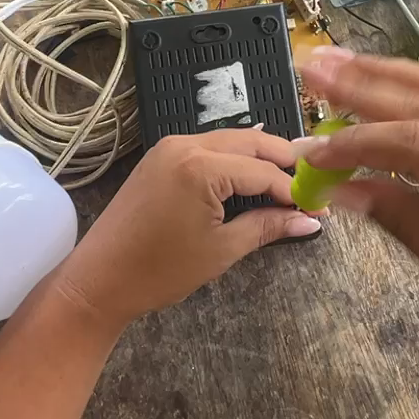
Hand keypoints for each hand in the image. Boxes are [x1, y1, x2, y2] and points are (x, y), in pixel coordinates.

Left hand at [49, 129, 321, 329]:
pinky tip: (247, 177)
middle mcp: (187, 144)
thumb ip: (267, 227)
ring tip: (284, 182)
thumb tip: (309, 222)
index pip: (263, 171)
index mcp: (202, 167)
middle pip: (249, 141)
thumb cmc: (160, 270)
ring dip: (258, 156)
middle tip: (309, 185)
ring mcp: (170, 146)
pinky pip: (208, 146)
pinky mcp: (161, 155)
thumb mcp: (221, 250)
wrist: (100, 278)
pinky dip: (232, 158)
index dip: (294, 190)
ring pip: (229, 140)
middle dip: (282, 160)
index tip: (319, 207)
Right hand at [294, 46, 418, 384]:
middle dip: (361, 85)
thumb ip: (403, 220)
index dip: (357, 142)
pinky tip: (383, 77)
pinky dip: (418, 87)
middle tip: (308, 69)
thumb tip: (340, 188)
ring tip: (333, 60)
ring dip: (384, 74)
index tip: (309, 151)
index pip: (418, 143)